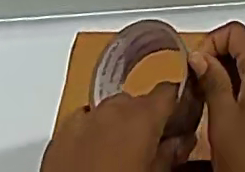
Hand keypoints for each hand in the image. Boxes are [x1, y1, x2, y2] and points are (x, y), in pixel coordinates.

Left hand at [42, 82, 194, 171]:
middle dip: (144, 120)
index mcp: (142, 115)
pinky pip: (84, 122)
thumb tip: (182, 140)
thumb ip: (169, 154)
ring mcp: (86, 115)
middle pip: (138, 102)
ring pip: (111, 110)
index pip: (169, 91)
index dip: (178, 102)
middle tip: (148, 146)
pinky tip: (92, 154)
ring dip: (118, 125)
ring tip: (119, 154)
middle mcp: (114, 106)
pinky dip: (92, 132)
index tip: (182, 115)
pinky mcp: (62, 131)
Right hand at [190, 23, 244, 171]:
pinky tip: (223, 112)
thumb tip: (198, 56)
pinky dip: (237, 88)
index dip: (210, 42)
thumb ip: (212, 81)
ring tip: (205, 98)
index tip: (193, 66)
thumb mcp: (223, 120)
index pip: (234, 31)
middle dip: (216, 57)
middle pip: (242, 45)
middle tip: (196, 83)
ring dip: (225, 74)